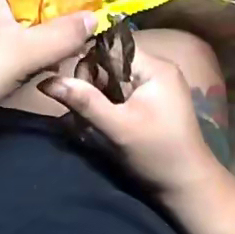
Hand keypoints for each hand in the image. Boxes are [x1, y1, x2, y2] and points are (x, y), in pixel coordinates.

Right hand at [39, 47, 225, 197]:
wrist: (187, 187)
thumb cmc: (157, 154)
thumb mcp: (117, 128)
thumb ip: (84, 101)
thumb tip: (47, 82)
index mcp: (155, 67)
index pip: (110, 46)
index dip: (87, 62)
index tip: (72, 86)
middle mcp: (156, 68)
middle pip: (109, 60)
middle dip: (89, 81)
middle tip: (80, 109)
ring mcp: (154, 83)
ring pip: (111, 76)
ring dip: (95, 93)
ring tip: (87, 117)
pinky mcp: (150, 99)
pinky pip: (119, 89)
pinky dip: (105, 101)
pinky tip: (98, 119)